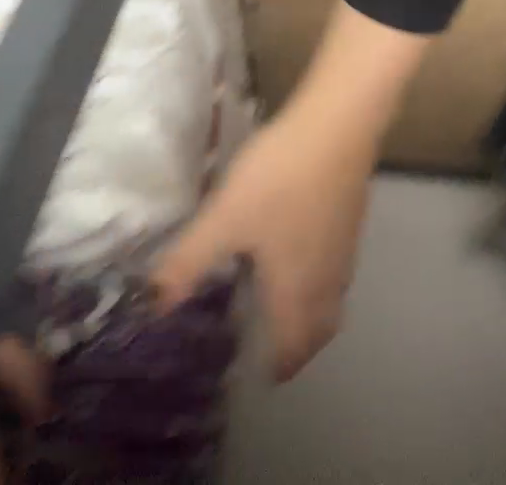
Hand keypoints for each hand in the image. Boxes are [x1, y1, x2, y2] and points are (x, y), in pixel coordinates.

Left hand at [151, 111, 379, 381]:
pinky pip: (337, 267)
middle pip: (323, 325)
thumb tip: (154, 306)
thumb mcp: (224, 219)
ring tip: (291, 307)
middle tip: (282, 350)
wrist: (335, 128)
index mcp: (296, 287)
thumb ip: (189, 262)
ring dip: (314, 313)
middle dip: (303, 344)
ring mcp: (344, 245)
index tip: (269, 377)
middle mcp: (327, 276)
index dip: (283, 364)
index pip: (295, 342)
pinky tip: (304, 252)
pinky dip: (322, 280)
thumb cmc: (279, 179)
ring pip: (334, 296)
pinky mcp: (351, 217)